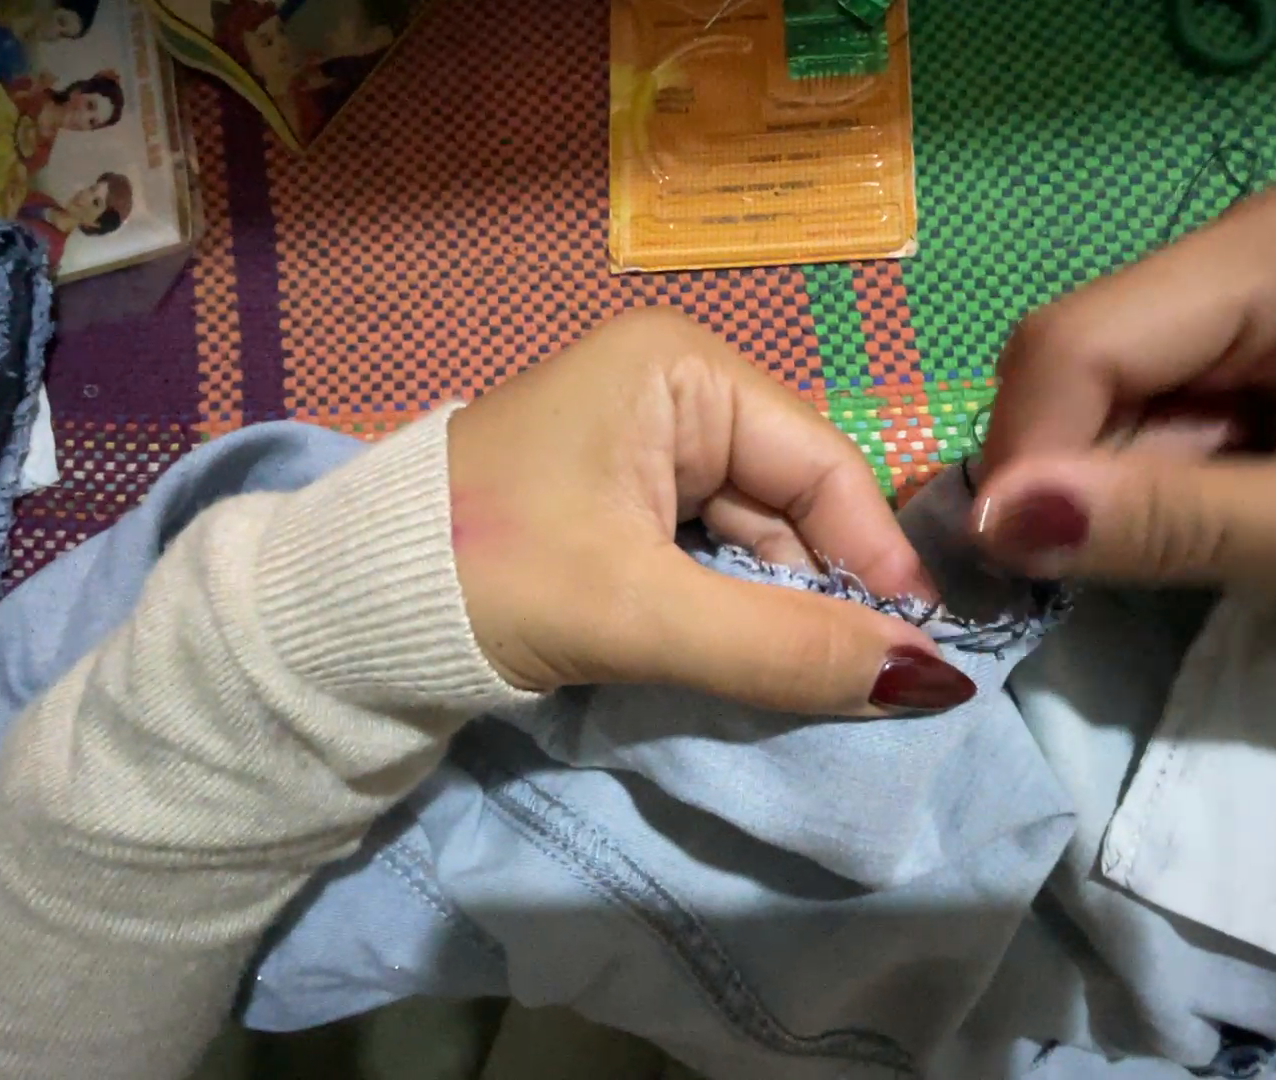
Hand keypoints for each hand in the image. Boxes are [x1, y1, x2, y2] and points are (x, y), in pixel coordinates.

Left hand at [448, 309, 974, 713]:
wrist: (349, 612)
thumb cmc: (489, 577)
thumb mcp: (640, 611)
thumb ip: (781, 646)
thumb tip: (925, 680)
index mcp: (680, 370)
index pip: (820, 461)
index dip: (873, 555)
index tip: (915, 647)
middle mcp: (672, 390)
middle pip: (790, 498)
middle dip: (818, 587)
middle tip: (851, 676)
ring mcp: (647, 443)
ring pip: (753, 532)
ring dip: (774, 603)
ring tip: (786, 669)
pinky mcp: (626, 495)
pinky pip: (710, 549)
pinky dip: (730, 603)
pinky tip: (732, 645)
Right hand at [974, 177, 1275, 621]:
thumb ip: (1173, 524)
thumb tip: (995, 521)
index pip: (1084, 340)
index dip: (1025, 448)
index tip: (1013, 550)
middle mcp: (1238, 242)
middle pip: (1063, 357)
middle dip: (1052, 465)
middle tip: (1102, 550)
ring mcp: (1214, 285)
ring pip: (1068, 386)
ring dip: (1080, 473)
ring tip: (1170, 521)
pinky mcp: (1201, 331)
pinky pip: (1101, 403)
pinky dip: (1106, 468)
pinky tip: (1171, 494)